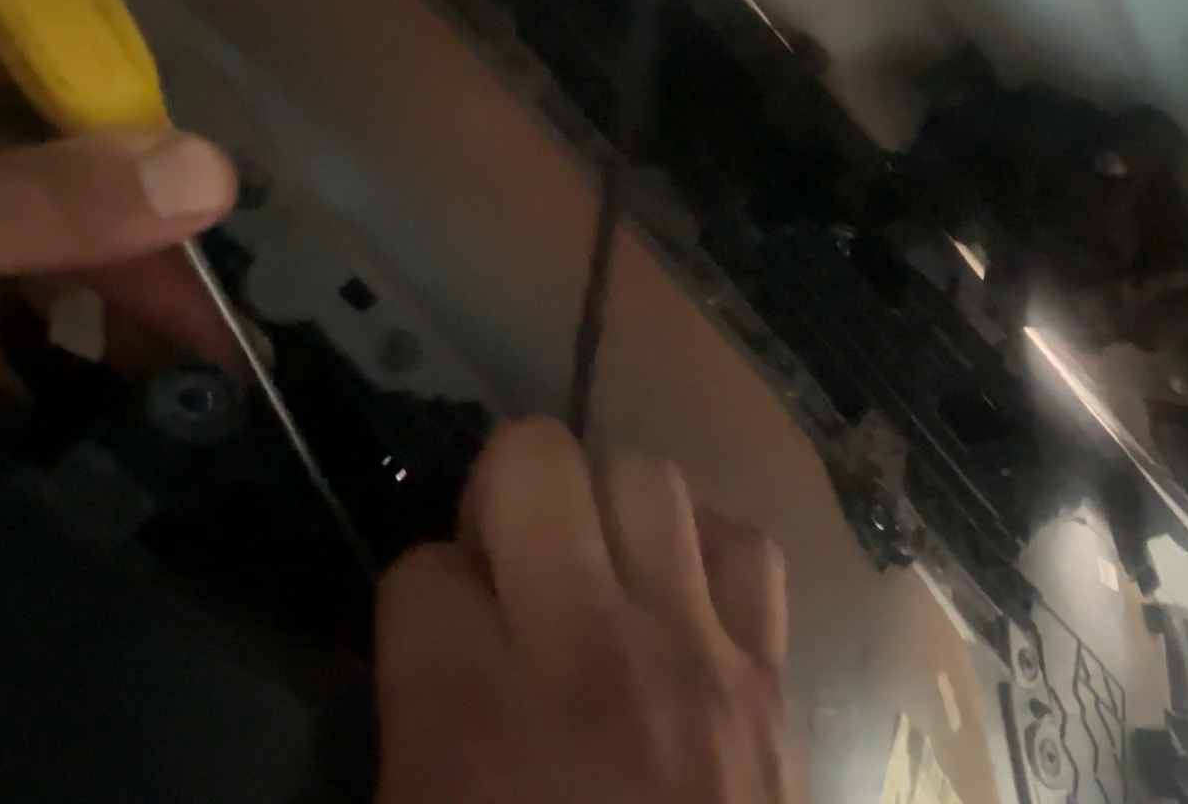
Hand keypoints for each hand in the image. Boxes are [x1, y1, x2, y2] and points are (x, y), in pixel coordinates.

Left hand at [0, 0, 237, 481]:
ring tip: (165, 365)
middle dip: (139, 240)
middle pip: (56, 148)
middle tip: (211, 342)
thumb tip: (218, 171)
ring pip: (18, 214)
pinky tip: (44, 371)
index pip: (66, 55)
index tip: (207, 228)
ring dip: (95, 287)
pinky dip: (13, 319)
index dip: (149, 131)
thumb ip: (38, 200)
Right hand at [375, 419, 799, 802]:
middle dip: (502, 490)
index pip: (419, 568)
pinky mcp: (773, 680)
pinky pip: (747, 550)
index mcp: (473, 725)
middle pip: (538, 462)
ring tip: (590, 563)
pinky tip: (677, 592)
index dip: (419, 597)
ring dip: (601, 505)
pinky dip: (705, 550)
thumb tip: (443, 625)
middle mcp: (591, 657)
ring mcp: (699, 657)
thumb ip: (413, 716)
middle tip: (506, 558)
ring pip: (646, 478)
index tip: (437, 637)